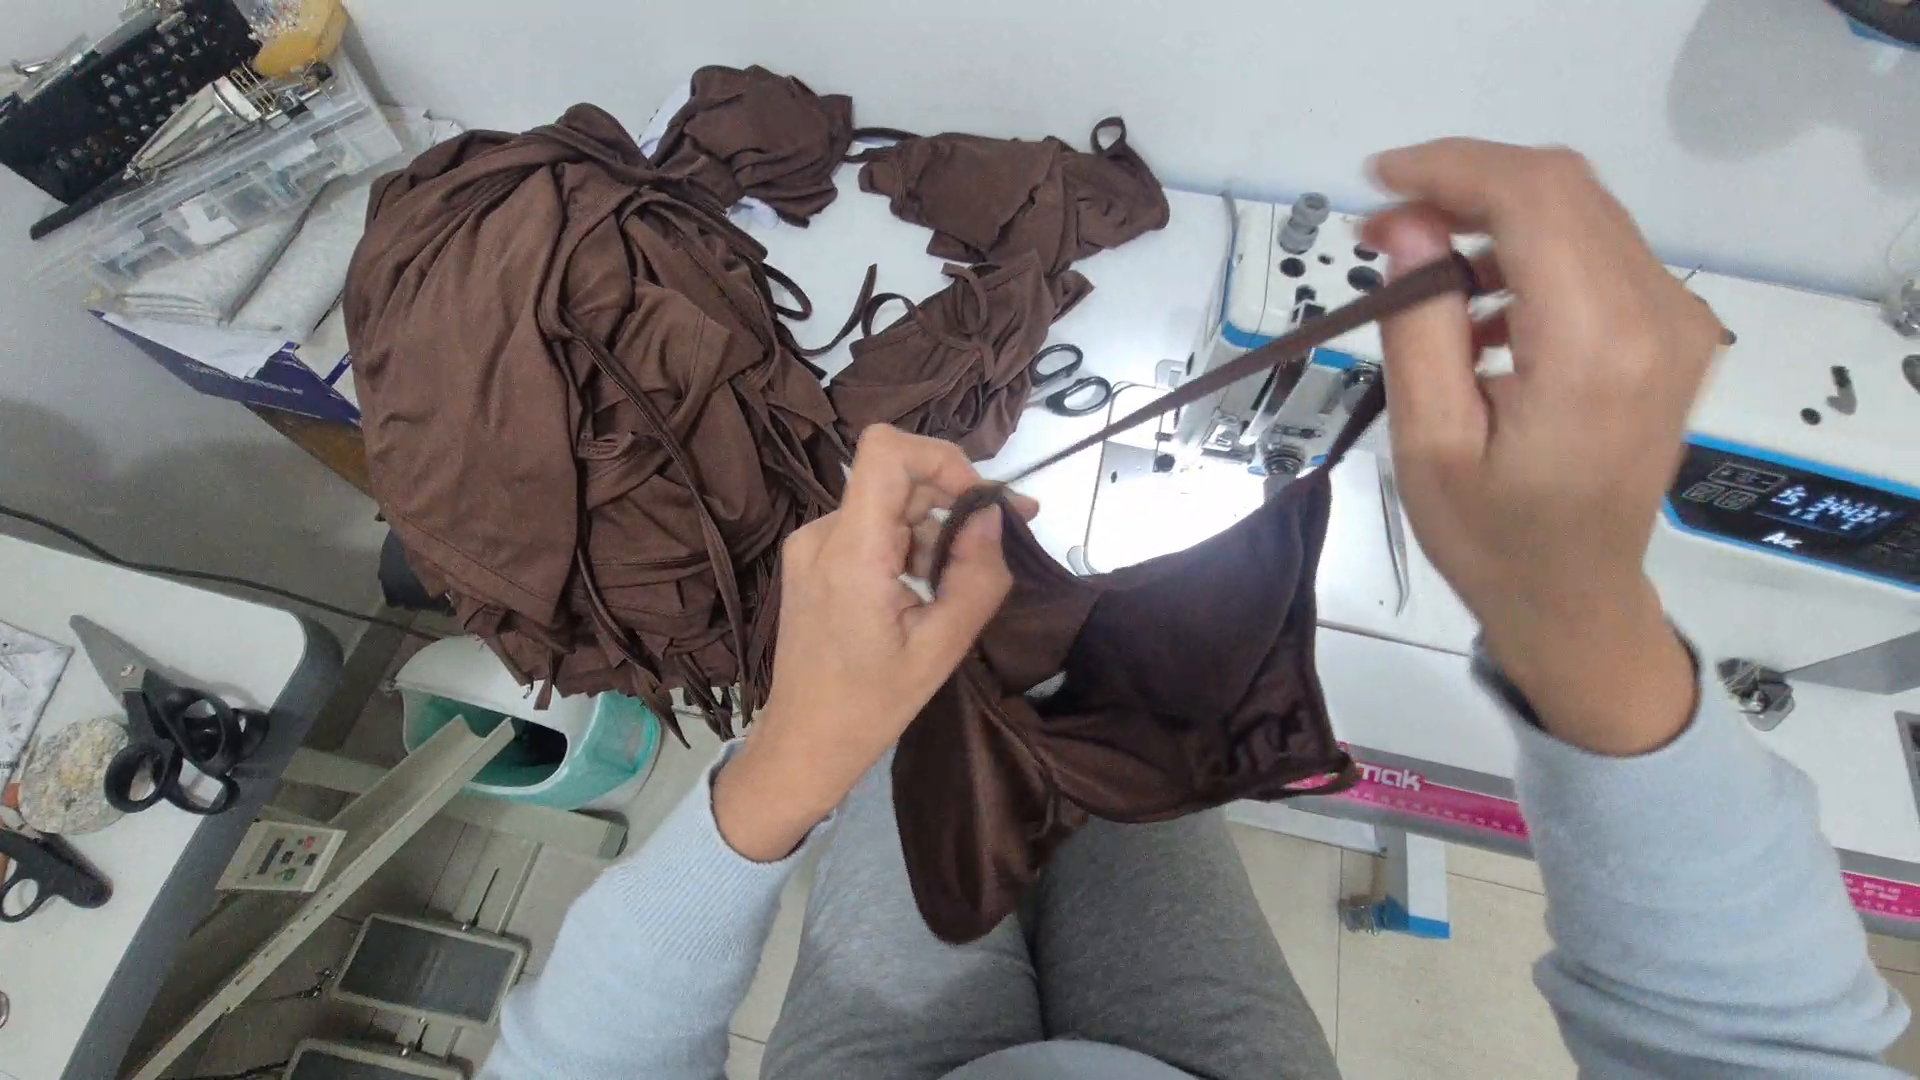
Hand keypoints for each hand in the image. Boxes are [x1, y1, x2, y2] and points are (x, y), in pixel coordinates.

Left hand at [713, 425, 1034, 860]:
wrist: (804, 742)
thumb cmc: (871, 706)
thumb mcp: (941, 647)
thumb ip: (977, 576)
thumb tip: (992, 516)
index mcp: (851, 553)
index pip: (886, 451)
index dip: (941, 458)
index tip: (978, 501)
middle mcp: (822, 534)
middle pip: (896, 479)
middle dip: (954, 499)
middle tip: (1001, 535)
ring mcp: (813, 545)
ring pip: (888, 505)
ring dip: (933, 530)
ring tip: (960, 581)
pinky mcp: (814, 559)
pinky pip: (871, 529)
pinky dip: (908, 545)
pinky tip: (927, 587)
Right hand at [1361, 139, 1725, 755]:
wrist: (1569, 593)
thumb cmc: (1484, 533)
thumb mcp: (1427, 439)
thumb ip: (1419, 325)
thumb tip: (1405, 230)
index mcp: (1594, 346)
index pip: (1536, 199)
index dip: (1451, 169)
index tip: (1375, 182)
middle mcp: (1658, 315)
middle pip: (1564, 190)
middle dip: (1463, 186)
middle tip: (1380, 226)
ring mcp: (1675, 321)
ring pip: (1581, 213)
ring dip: (1489, 218)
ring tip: (1412, 265)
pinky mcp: (1666, 332)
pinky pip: (1593, 254)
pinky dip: (1522, 252)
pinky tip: (1470, 304)